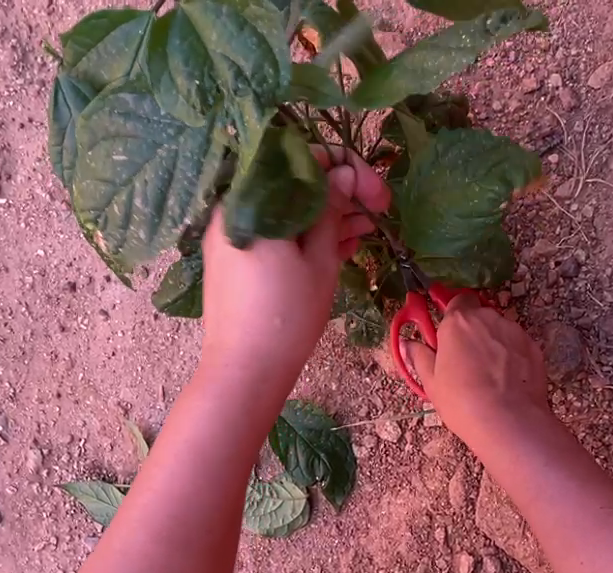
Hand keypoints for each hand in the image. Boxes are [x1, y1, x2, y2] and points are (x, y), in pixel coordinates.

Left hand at [199, 149, 388, 385]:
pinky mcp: (234, 259)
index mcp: (254, 198)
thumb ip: (331, 210)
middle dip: (339, 195)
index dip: (349, 171)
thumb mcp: (319, 260)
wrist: (244, 371)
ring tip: (364, 234)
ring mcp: (232, 234)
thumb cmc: (286, 317)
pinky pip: (272, 234)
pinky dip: (303, 238)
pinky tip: (338, 249)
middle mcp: (235, 207)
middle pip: (294, 184)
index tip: (379, 197)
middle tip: (378, 214)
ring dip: (325, 218)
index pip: (306, 160)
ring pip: (285, 211)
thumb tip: (343, 175)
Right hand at [401, 295, 552, 442]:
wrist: (508, 420)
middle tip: (466, 360)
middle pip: (479, 316)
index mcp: (458, 322)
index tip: (449, 335)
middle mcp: (487, 318)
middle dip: (473, 332)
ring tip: (489, 374)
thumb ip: (420, 357)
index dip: (453, 316)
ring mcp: (514, 331)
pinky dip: (512, 356)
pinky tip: (507, 380)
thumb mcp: (432, 383)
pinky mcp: (533, 347)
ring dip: (493, 344)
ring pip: (499, 330)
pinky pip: (517, 345)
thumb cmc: (462, 401)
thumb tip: (408, 344)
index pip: (457, 301)